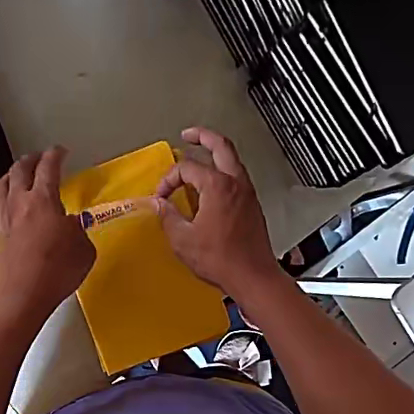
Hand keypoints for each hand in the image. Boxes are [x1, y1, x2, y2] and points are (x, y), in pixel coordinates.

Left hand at [0, 147, 95, 329]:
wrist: (25, 293)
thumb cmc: (58, 271)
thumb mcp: (83, 249)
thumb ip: (79, 230)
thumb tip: (73, 224)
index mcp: (44, 200)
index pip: (49, 168)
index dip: (55, 156)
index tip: (60, 151)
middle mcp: (21, 202)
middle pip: (21, 169)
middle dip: (32, 159)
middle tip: (40, 158)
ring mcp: (7, 217)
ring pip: (5, 183)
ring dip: (14, 172)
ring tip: (21, 172)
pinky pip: (1, 203)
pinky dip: (8, 193)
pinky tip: (14, 201)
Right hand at [152, 128, 284, 296]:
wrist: (253, 277)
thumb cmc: (224, 261)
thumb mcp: (183, 240)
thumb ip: (169, 218)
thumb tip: (160, 207)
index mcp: (217, 186)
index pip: (187, 168)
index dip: (169, 179)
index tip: (162, 195)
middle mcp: (236, 184)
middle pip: (220, 146)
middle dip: (202, 136)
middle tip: (189, 135)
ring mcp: (248, 195)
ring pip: (233, 161)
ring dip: (217, 154)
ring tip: (203, 156)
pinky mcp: (253, 208)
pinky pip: (238, 179)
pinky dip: (225, 173)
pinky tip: (216, 186)